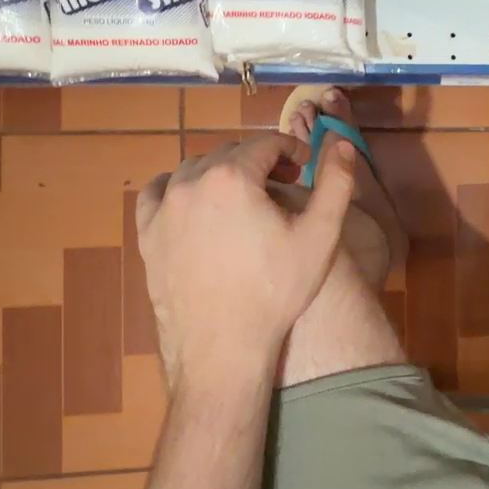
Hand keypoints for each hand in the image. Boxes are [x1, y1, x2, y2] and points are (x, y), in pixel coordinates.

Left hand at [135, 133, 356, 386]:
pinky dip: (180, 188)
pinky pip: (159, 192)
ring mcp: (163, 209)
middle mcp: (191, 183)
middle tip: (284, 185)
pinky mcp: (147, 234)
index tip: (306, 167)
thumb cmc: (276, 290)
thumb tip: (342, 143)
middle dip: (260, 161)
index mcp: (233, 177)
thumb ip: (337, 183)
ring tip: (246, 199)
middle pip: (231, 153)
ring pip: (196, 170)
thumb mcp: (320, 235)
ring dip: (224, 173)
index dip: (292, 149)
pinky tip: (199, 206)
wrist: (223, 346)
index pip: (266, 142)